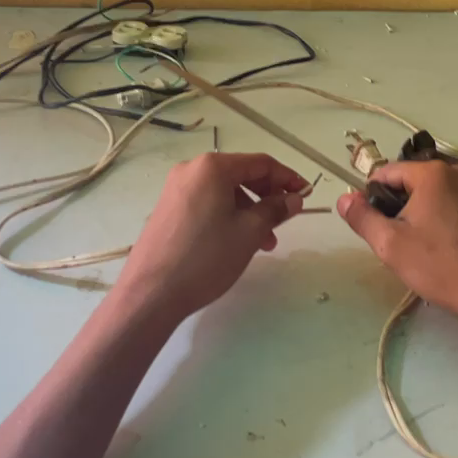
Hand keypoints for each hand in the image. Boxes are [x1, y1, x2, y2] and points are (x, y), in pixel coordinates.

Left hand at [117, 152, 308, 318]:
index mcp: (212, 167)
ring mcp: (176, 189)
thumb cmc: (206, 257)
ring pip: (225, 192)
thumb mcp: (249, 232)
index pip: (261, 163)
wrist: (151, 294)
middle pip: (241, 174)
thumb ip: (275, 209)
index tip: (306, 194)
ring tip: (264, 242)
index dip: (287, 177)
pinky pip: (208, 203)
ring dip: (250, 210)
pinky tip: (237, 241)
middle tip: (286, 220)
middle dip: (268, 196)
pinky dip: (229, 215)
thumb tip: (294, 198)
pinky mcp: (168, 209)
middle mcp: (192, 170)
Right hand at [337, 160, 457, 326]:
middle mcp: (453, 172)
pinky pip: (445, 205)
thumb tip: (344, 198)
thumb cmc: (440, 266)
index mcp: (431, 173)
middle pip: (406, 182)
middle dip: (395, 209)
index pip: (385, 173)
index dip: (372, 199)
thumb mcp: (390, 244)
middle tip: (397, 243)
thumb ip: (362, 217)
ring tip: (417, 249)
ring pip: (426, 196)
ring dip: (414, 217)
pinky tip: (437, 249)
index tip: (376, 229)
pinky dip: (434, 221)